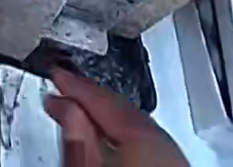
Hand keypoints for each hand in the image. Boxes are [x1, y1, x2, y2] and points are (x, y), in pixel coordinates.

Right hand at [46, 67, 186, 166]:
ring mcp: (178, 158)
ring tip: (82, 114)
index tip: (54, 75)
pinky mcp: (178, 166)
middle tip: (63, 89)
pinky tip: (112, 139)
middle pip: (121, 107)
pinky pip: (152, 144)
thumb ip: (74, 130)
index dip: (71, 81)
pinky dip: (129, 135)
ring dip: (108, 115)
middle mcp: (166, 142)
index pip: (100, 94)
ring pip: (137, 125)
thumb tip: (61, 100)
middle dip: (91, 96)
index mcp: (143, 133)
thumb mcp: (86, 165)